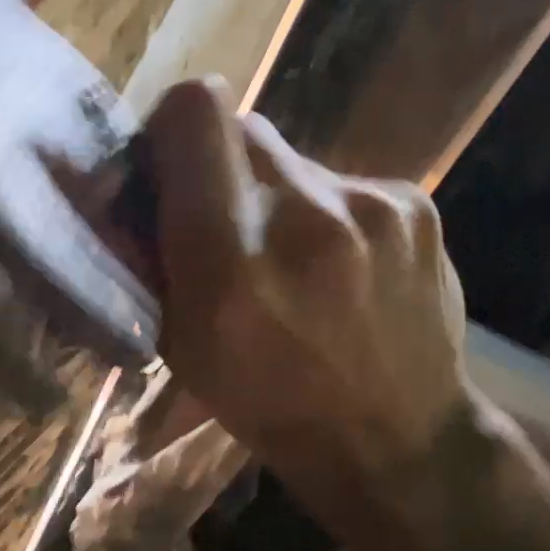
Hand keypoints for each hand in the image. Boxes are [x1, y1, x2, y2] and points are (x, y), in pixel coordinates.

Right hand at [143, 78, 473, 488]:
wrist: (396, 440)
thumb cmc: (267, 403)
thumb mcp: (179, 345)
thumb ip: (152, 258)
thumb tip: (132, 191)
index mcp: (228, 258)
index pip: (193, 110)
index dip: (170, 127)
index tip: (168, 169)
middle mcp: (302, 213)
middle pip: (241, 126)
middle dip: (219, 166)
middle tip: (225, 223)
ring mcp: (370, 204)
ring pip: (293, 159)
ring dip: (275, 196)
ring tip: (294, 264)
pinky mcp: (416, 204)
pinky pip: (344, 182)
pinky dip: (328, 216)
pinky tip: (342, 273)